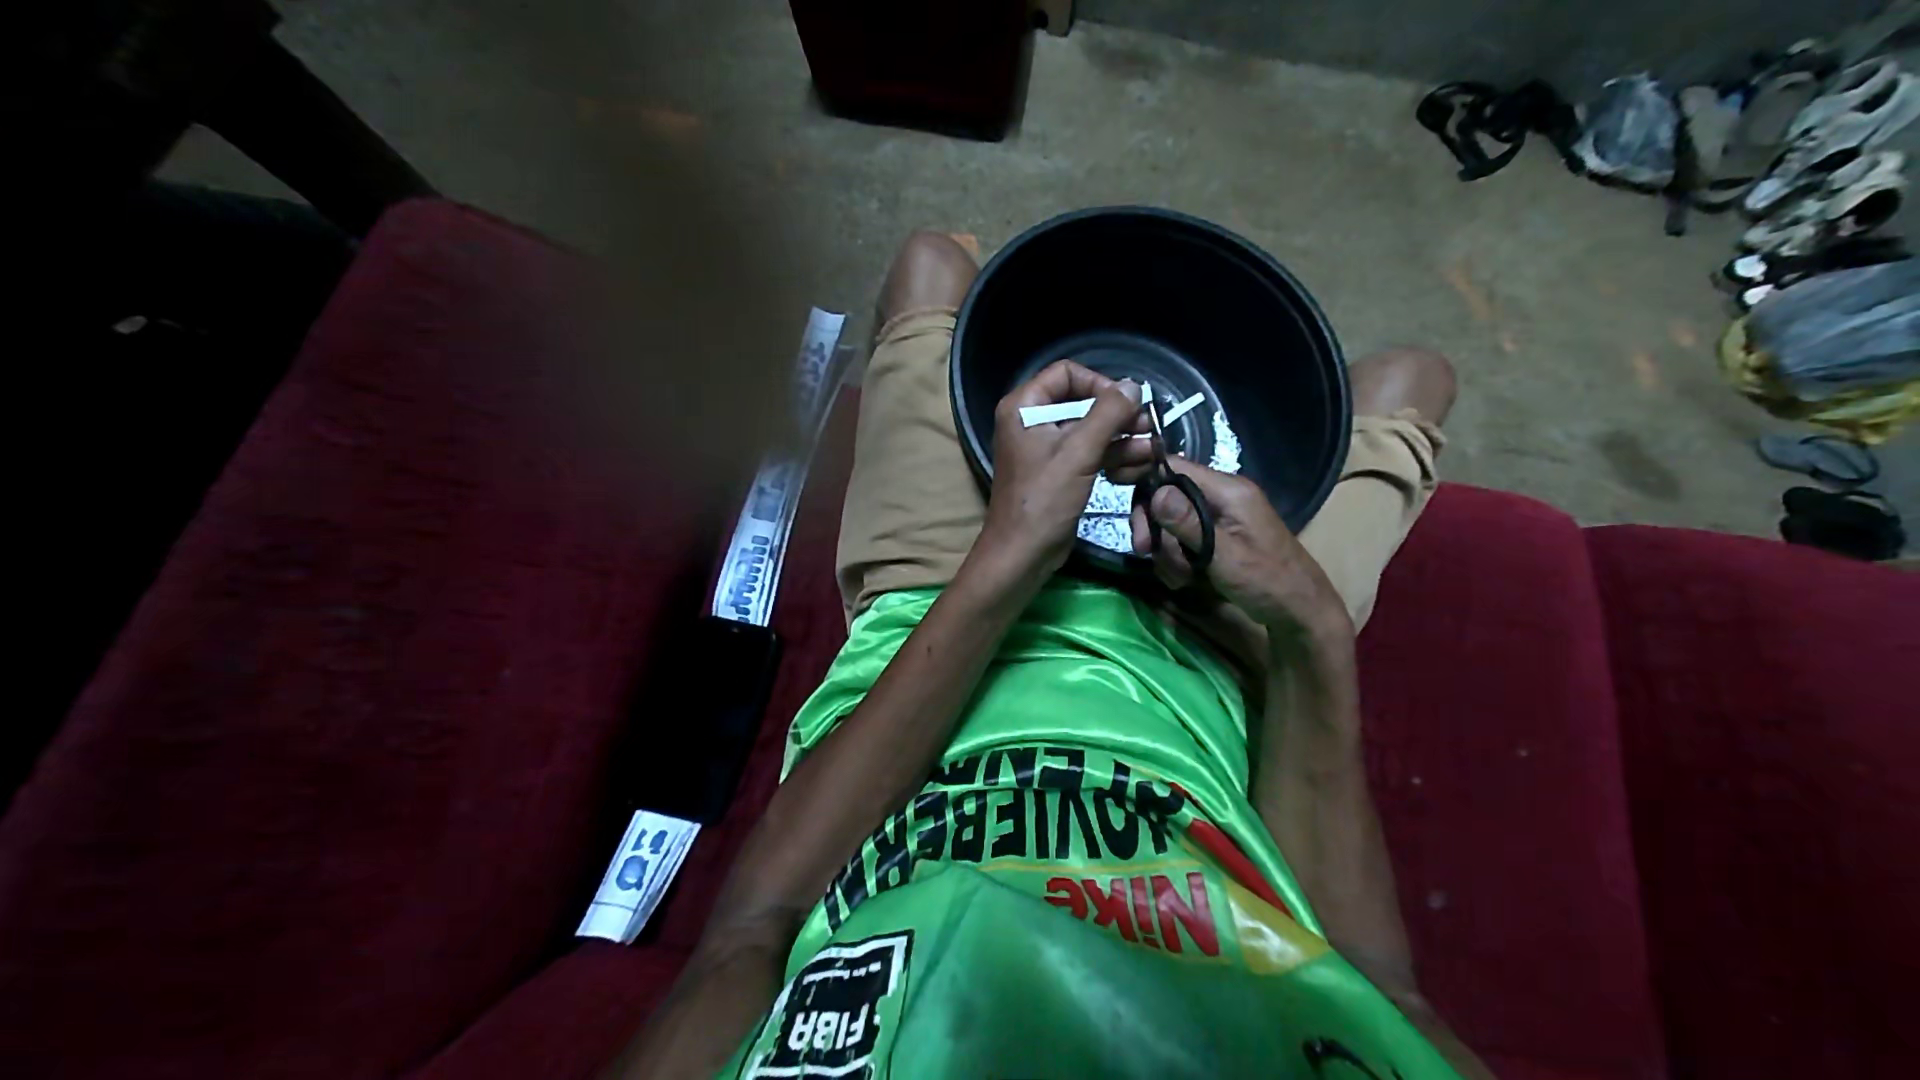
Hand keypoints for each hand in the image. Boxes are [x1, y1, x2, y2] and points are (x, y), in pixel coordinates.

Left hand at [981, 360, 1150, 576]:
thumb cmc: (1044, 499)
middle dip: (1118, 416)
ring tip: (1153, 449)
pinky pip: (1089, 453)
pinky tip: (1140, 464)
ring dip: (1122, 438)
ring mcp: (1046, 448)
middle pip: (1083, 402)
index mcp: (1024, 407)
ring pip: (1091, 430)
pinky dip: (1112, 456)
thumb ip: (1108, 414)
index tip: (1125, 406)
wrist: (1023, 552)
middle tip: (1149, 427)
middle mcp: (1032, 421)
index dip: (1099, 384)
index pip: (1067, 374)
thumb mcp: (1079, 452)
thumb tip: (1133, 386)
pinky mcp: (1059, 472)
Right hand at [1130, 457, 1350, 641]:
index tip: (1138, 524)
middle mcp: (1221, 497)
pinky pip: (1183, 539)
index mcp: (1228, 490)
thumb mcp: (1223, 554)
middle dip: (1155, 529)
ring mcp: (1219, 517)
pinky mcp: (1216, 536)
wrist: (1299, 612)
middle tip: (1146, 554)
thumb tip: (1155, 491)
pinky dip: (1177, 559)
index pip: (1174, 467)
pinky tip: (1184, 580)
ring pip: (1171, 523)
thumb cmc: (1266, 580)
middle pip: (1167, 497)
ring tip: (1180, 577)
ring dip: (1166, 551)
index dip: (1148, 487)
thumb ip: (1188, 523)